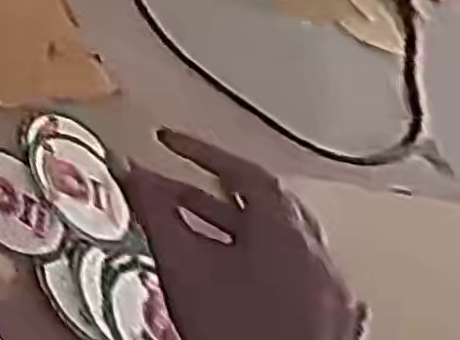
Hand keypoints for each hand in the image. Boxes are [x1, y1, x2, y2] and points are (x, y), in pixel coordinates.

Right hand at [128, 130, 364, 339]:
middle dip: (209, 184)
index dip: (202, 150)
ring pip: (272, 237)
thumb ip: (152, 205)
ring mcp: (328, 296)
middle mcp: (319, 264)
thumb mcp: (178, 256)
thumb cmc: (232, 326)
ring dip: (221, 217)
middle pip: (266, 204)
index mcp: (290, 239)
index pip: (248, 174)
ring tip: (177, 215)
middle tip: (172, 173)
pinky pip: (282, 266)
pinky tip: (210, 257)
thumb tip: (130, 170)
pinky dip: (241, 247)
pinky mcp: (324, 321)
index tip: (167, 139)